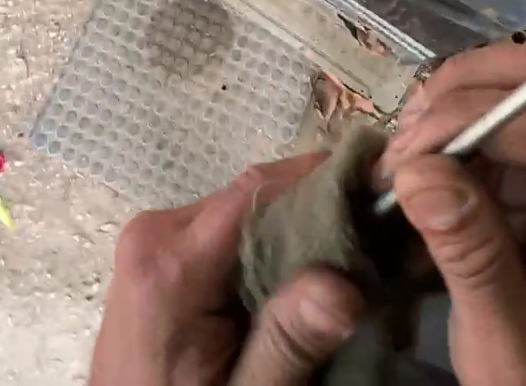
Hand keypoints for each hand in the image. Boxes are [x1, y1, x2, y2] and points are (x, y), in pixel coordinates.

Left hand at [88, 153, 366, 384]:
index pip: (256, 192)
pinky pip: (222, 233)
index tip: (374, 183)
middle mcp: (154, 231)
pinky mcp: (157, 253)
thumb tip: (345, 283)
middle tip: (370, 234)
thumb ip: (287, 344)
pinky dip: (262, 248)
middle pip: (251, 201)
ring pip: (241, 215)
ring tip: (341, 259)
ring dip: (288, 233)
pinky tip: (294, 276)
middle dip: (310, 213)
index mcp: (168, 260)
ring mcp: (151, 239)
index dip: (317, 181)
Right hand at [380, 42, 525, 385]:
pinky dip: (473, 122)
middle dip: (475, 84)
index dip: (471, 119)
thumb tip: (417, 171)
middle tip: (409, 127)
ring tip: (413, 142)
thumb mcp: (513, 360)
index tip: (403, 156)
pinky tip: (434, 154)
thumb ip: (473, 263)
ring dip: (470, 98)